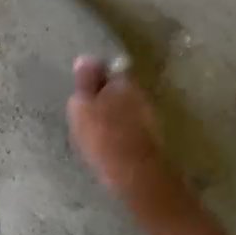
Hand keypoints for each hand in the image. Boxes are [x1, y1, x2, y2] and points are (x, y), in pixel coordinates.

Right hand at [67, 57, 177, 206]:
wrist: (136, 177)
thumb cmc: (103, 136)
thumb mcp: (82, 106)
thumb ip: (84, 82)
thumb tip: (85, 58)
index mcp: (125, 81)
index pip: (110, 70)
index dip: (96, 79)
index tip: (84, 93)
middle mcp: (142, 94)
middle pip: (120, 90)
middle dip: (107, 98)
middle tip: (88, 113)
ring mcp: (151, 118)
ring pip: (127, 111)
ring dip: (115, 117)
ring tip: (97, 133)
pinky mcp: (153, 141)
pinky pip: (132, 130)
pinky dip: (123, 134)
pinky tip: (111, 146)